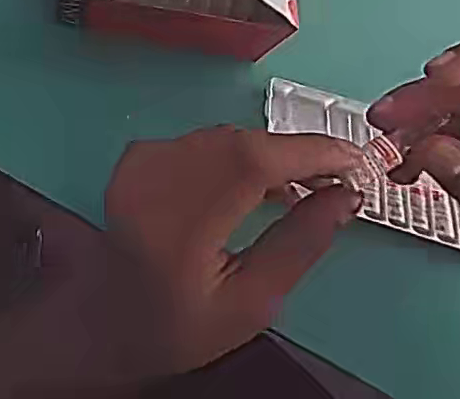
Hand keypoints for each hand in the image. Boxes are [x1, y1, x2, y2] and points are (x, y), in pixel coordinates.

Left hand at [0, 127, 362, 397]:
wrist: (108, 319)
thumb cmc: (183, 325)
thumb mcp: (251, 303)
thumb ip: (300, 244)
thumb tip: (346, 196)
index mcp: (176, 229)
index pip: (249, 165)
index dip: (305, 152)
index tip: (351, 158)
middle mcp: (150, 182)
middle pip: (237, 142)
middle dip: (292, 153)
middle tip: (332, 176)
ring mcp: (138, 162)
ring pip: (221, 136)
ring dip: (264, 153)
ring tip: (295, 186)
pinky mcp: (135, 153)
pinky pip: (201, 140)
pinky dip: (234, 152)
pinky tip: (250, 182)